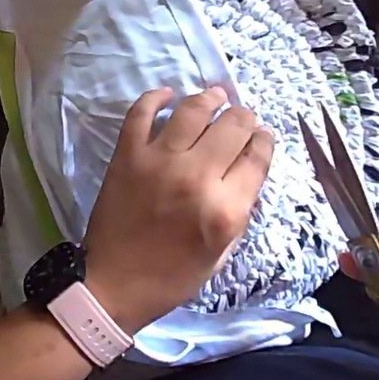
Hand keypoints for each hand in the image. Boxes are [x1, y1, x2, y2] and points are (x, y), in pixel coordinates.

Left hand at [83, 87, 273, 332]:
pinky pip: (141, 114)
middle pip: (233, 127)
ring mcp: (159, 161)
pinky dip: (155, 98)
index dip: (264, 140)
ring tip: (215, 96)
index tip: (262, 135)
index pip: (257, 157)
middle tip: (241, 116)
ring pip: (193, 110)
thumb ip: (238, 210)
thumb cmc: (171, 277)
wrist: (114, 285)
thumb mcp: (221, 253)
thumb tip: (245, 171)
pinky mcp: (127, 156)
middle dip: (244, 117)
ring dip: (209, 98)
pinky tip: (167, 94)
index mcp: (225, 209)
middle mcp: (197, 177)